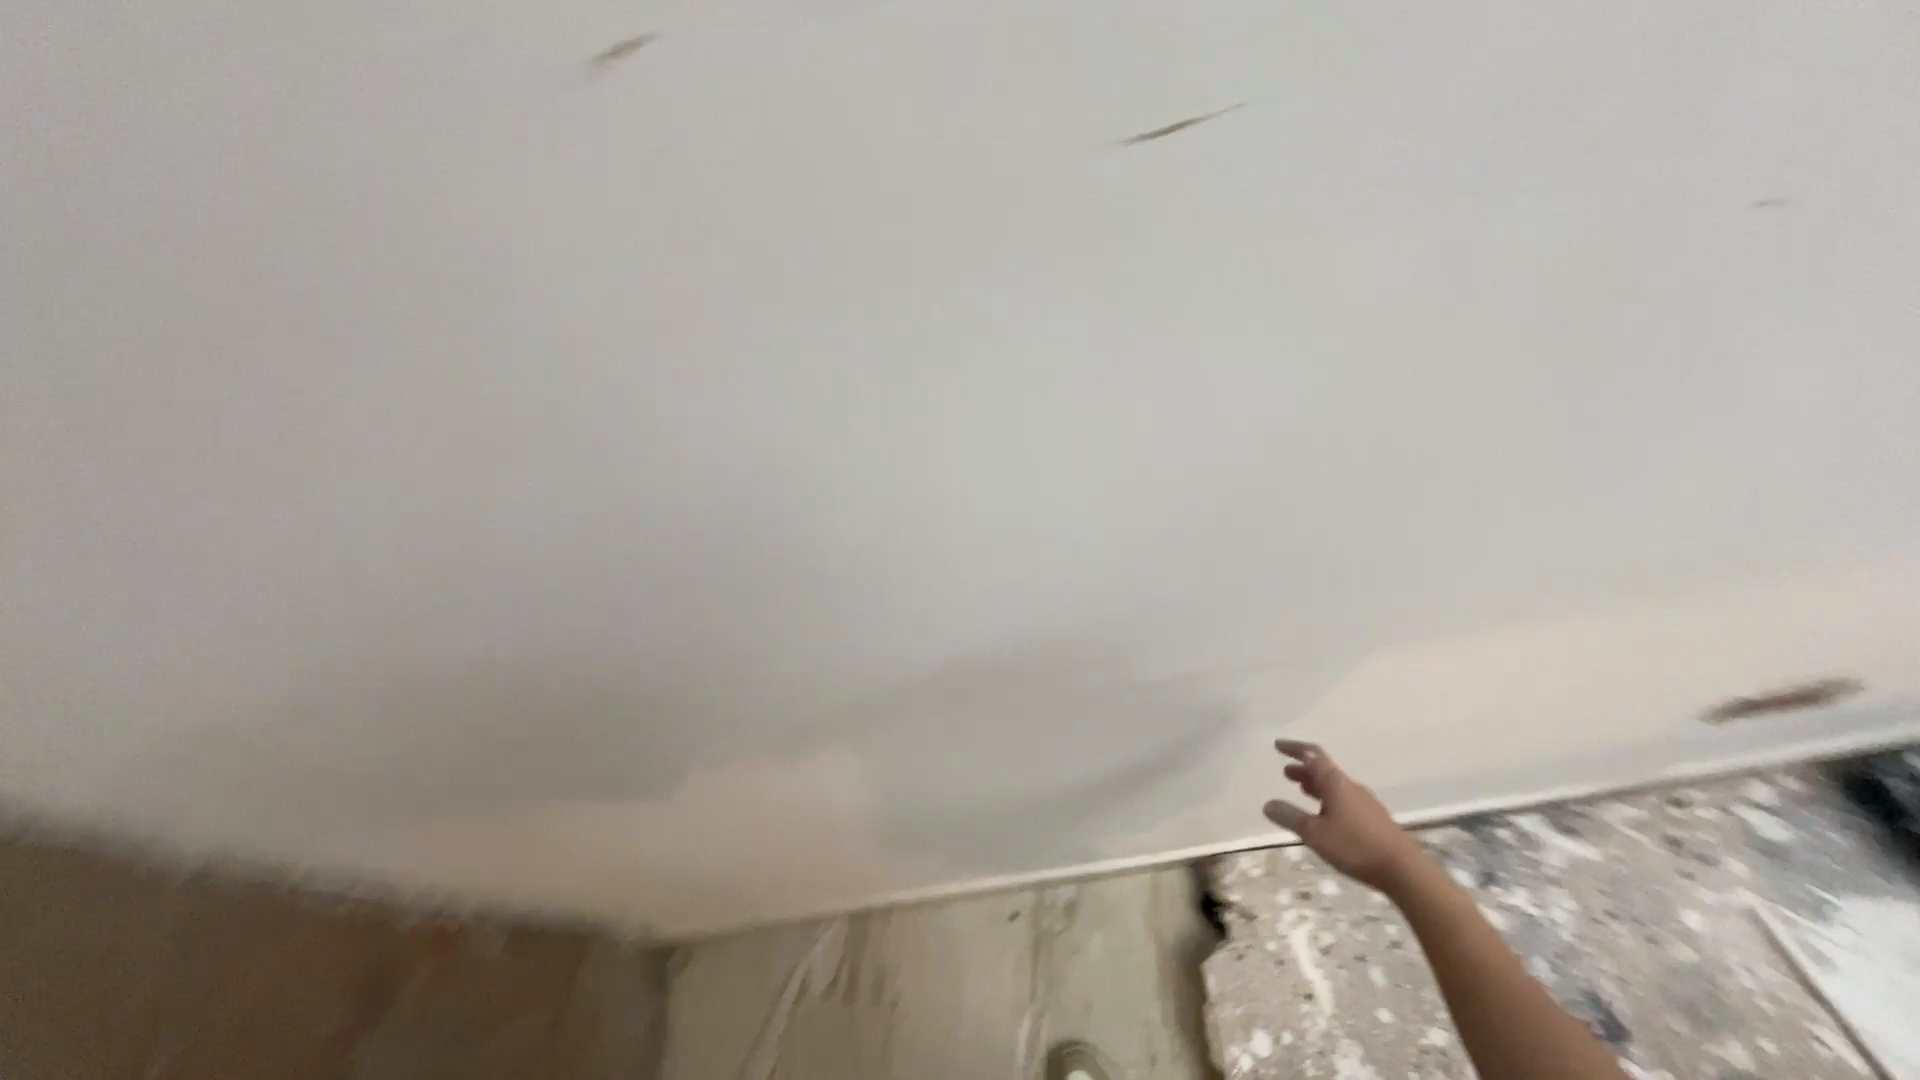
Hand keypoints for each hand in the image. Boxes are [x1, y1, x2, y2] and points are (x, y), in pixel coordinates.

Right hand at [1263, 739, 1424, 892]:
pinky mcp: (1374, 819)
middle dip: (1304, 770)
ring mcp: (1366, 803)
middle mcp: (1351, 788)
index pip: (1313, 756)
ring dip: (1316, 785)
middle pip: (1325, 771)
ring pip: (1335, 787)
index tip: (1278, 746)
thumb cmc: (1355, 846)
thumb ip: (1290, 817)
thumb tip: (1268, 804)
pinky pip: (1345, 800)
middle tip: (1286, 773)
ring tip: (1301, 791)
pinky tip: (1326, 816)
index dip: (1294, 749)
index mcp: (1336, 784)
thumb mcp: (1315, 834)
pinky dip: (1328, 800)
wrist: (1404, 869)